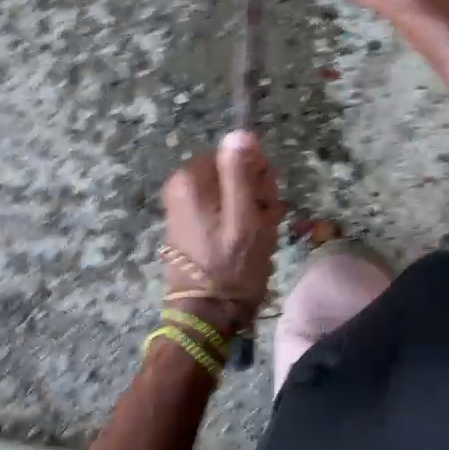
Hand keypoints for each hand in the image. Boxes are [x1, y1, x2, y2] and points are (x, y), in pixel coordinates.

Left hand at [161, 131, 284, 334]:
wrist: (205, 318)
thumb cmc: (230, 269)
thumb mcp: (245, 219)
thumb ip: (241, 173)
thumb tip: (240, 131)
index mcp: (191, 178)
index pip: (237, 154)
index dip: (259, 177)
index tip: (267, 206)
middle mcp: (181, 185)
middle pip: (234, 172)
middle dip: (256, 196)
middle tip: (264, 227)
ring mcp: (183, 204)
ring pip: (232, 192)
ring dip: (252, 212)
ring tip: (257, 241)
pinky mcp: (189, 222)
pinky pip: (223, 210)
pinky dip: (239, 224)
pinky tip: (246, 246)